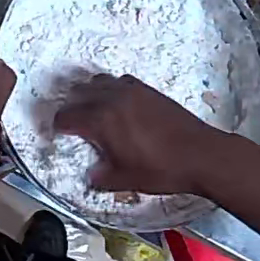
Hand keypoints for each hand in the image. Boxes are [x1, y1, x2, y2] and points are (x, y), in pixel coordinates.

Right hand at [52, 74, 231, 195]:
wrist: (200, 154)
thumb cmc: (161, 169)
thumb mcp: (125, 180)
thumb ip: (101, 177)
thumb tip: (92, 175)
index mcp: (100, 120)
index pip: (66, 116)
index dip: (58, 125)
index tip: (58, 133)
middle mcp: (111, 98)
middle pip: (78, 93)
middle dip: (71, 107)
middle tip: (72, 123)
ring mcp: (131, 90)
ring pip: (98, 81)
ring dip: (89, 93)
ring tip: (92, 109)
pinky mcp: (147, 89)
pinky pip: (119, 80)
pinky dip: (111, 88)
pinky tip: (118, 103)